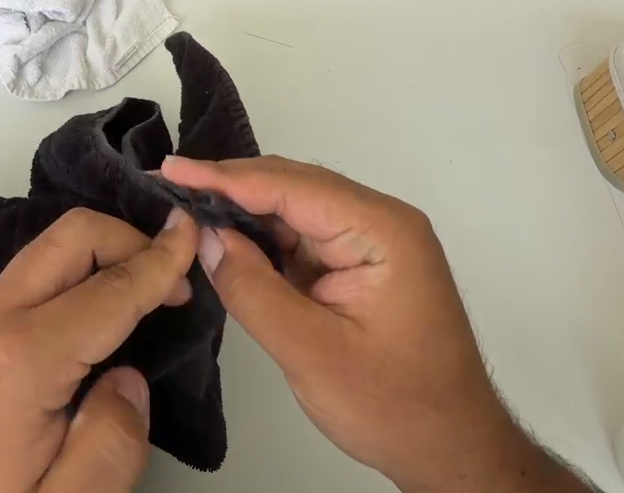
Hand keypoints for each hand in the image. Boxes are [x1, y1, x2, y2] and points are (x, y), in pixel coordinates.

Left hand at [0, 206, 198, 492]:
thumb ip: (110, 445)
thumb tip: (132, 378)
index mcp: (25, 356)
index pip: (109, 290)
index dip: (160, 264)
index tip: (196, 238)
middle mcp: (1, 313)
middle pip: (74, 235)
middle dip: (131, 239)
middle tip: (177, 277)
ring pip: (56, 242)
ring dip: (109, 247)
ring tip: (154, 285)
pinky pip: (44, 264)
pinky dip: (86, 262)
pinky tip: (110, 297)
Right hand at [159, 155, 584, 492]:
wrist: (454, 454)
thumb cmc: (394, 407)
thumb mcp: (313, 354)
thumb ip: (253, 290)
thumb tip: (206, 236)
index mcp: (380, 230)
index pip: (289, 185)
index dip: (224, 176)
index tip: (171, 170)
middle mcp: (377, 220)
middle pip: (290, 184)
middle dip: (228, 185)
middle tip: (170, 185)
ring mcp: (368, 237)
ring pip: (290, 204)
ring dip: (241, 208)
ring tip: (187, 205)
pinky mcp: (356, 258)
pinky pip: (297, 230)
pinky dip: (259, 232)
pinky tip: (225, 235)